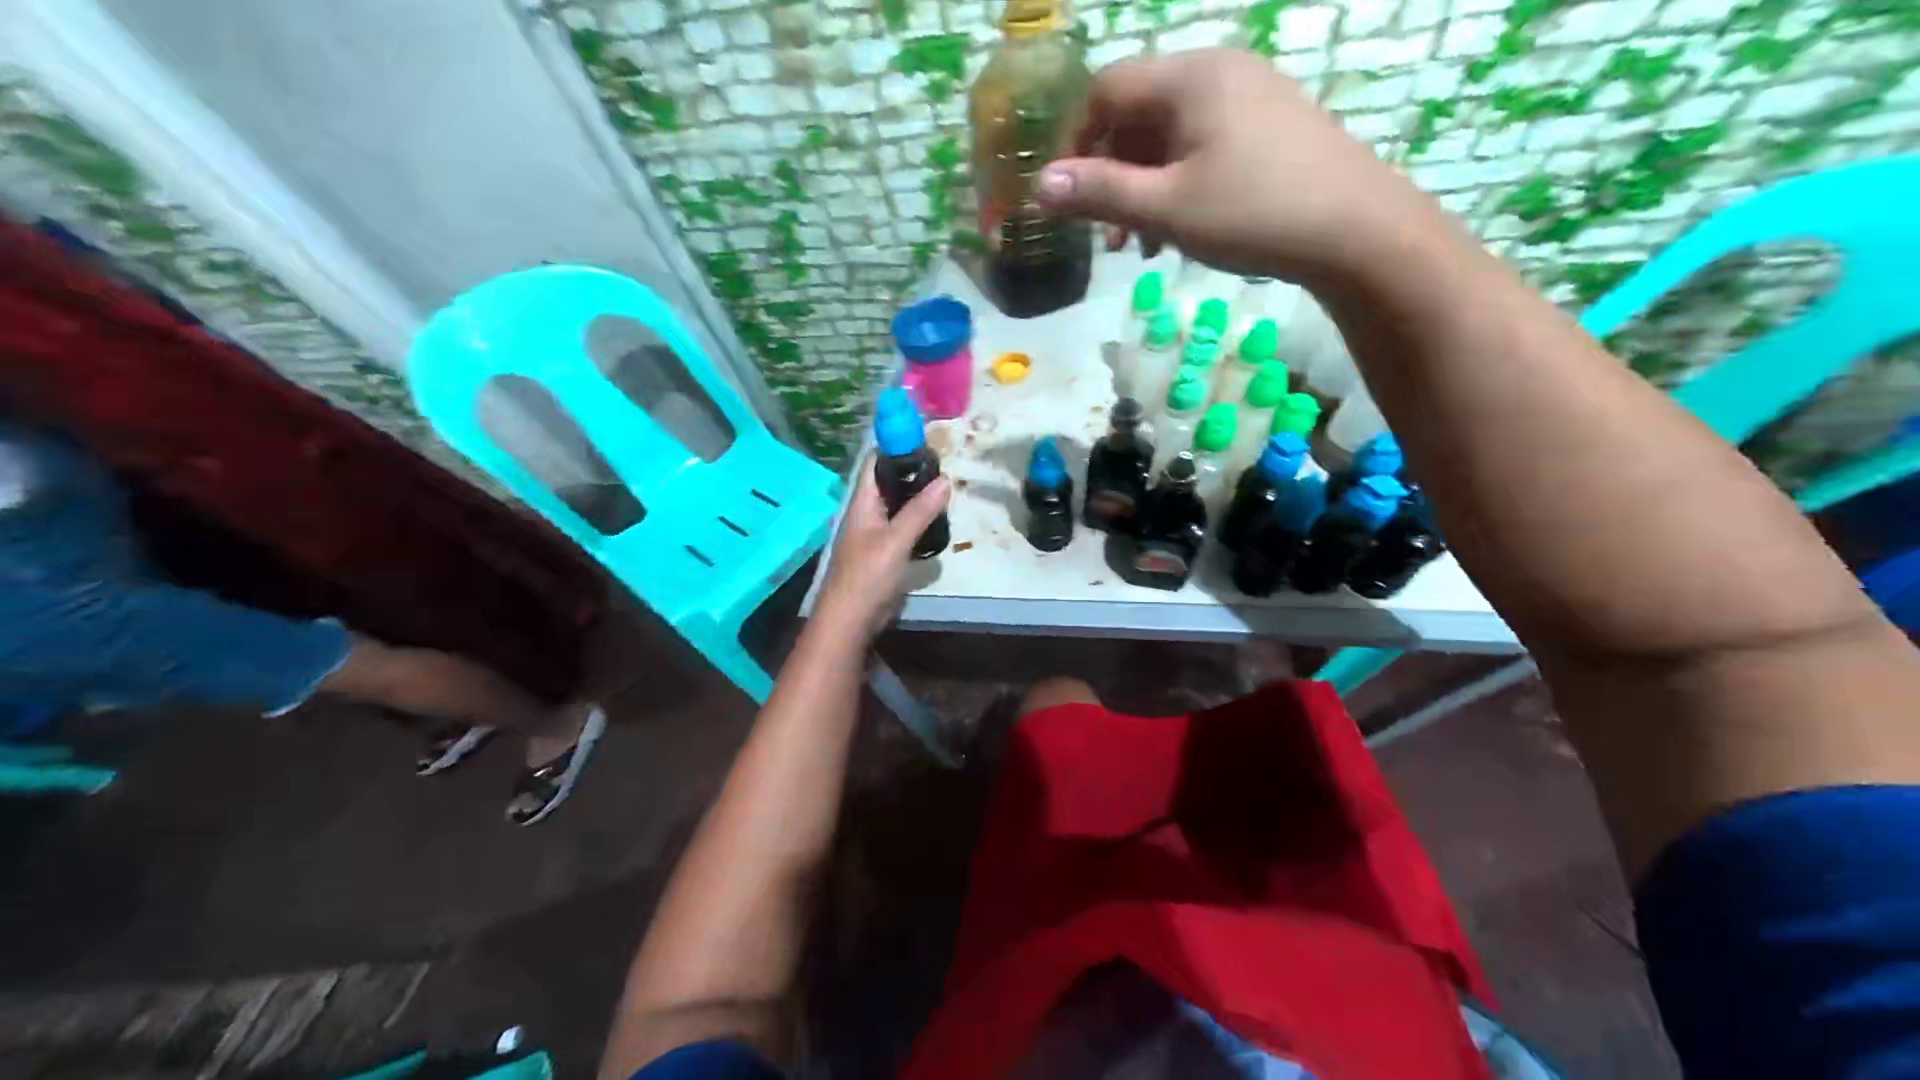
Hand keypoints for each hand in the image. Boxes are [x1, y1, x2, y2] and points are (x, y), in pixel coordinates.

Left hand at [816, 461, 949, 639]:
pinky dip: (918, 520)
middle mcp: (866, 514)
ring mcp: (874, 535)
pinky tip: (937, 520)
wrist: (850, 620)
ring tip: (946, 488)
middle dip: (912, 472)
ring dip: (917, 497)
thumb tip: (945, 479)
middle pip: (887, 484)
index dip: (894, 448)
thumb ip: (920, 510)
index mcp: (862, 504)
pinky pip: (902, 529)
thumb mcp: (896, 540)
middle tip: (944, 464)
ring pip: (897, 507)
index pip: (874, 464)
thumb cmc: (867, 576)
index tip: (923, 439)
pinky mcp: (883, 554)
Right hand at [1037, 49, 1443, 285]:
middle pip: (1137, 113)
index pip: (1107, 90)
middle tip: (1107, 235)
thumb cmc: (1252, 212)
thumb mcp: (1166, 208)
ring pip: (1169, 136)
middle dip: (1111, 174)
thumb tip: (1040, 185)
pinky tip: (1179, 232)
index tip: (1068, 196)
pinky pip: (1203, 146)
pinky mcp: (1270, 126)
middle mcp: (1219, 72)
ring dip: (1142, 188)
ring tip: (1141, 246)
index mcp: (1190, 78)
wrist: (1356, 229)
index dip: (1076, 141)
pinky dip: (1178, 185)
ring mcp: (1250, 97)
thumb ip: (1100, 192)